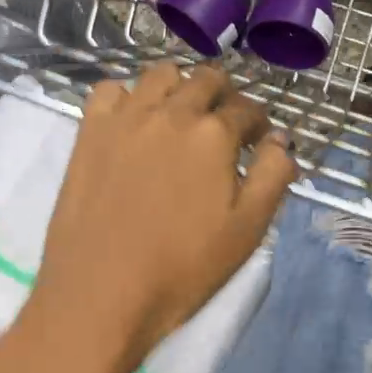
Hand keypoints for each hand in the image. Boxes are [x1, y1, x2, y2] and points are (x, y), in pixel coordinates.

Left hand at [0, 64, 295, 372]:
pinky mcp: (90, 132)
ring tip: (179, 117)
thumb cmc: (181, 269)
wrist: (98, 298)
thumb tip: (281, 140)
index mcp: (214, 134)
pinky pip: (110, 89)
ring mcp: (127, 117)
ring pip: (161, 74)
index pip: (248, 109)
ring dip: (179, 87)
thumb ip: (273, 176)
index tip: (257, 144)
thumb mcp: (247, 230)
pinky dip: (126, 97)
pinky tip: (132, 122)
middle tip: (222, 128)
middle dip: (223, 96)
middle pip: (208, 79)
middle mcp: (173, 112)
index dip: (258, 125)